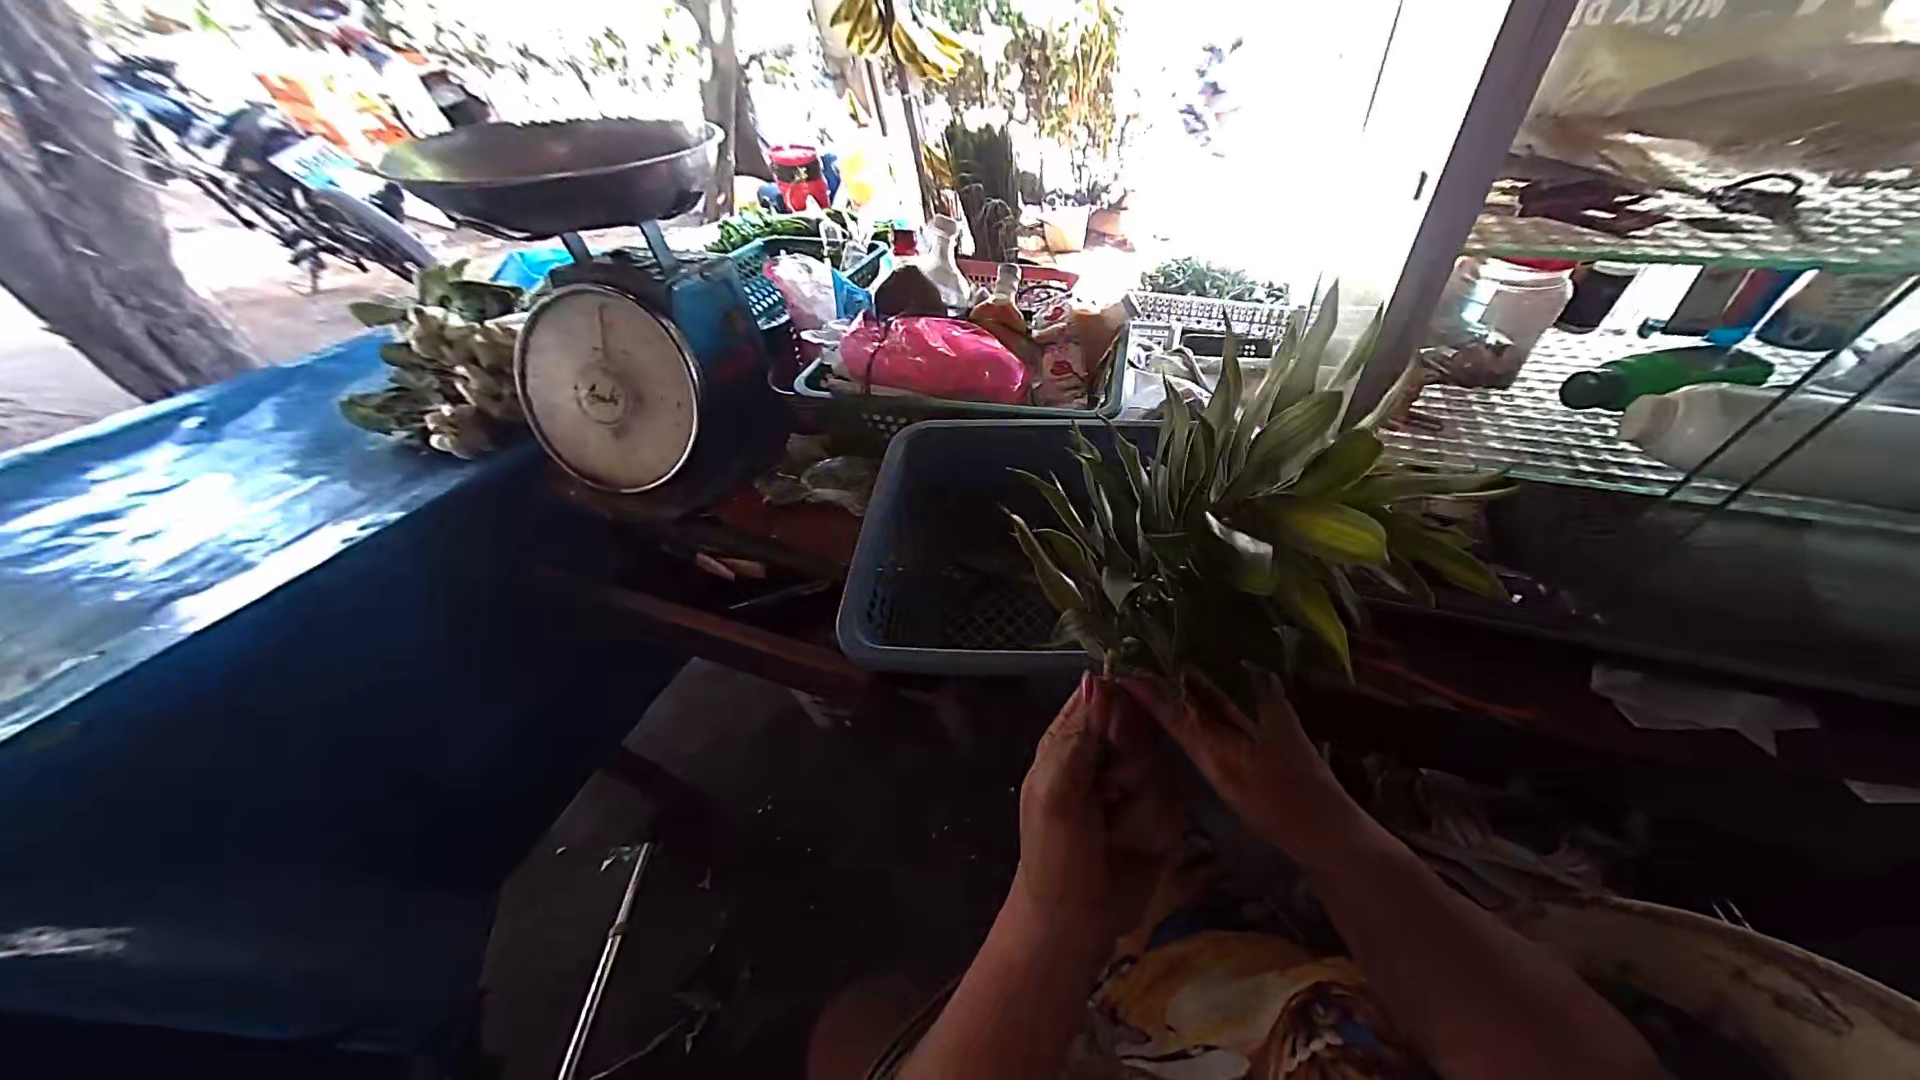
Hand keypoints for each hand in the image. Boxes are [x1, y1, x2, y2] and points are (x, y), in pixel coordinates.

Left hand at [1013, 674, 1181, 947]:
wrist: (1079, 921)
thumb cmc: (1055, 853)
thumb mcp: (1056, 790)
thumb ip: (1079, 735)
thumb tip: (1096, 678)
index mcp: (1069, 738)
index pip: (1103, 693)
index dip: (1122, 702)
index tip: (1124, 731)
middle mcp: (1104, 752)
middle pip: (1143, 726)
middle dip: (1132, 764)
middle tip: (1108, 792)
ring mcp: (1135, 781)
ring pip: (1162, 765)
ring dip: (1140, 803)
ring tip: (1114, 827)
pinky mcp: (1160, 810)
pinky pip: (1176, 801)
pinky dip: (1155, 825)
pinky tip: (1134, 842)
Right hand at [1118, 672, 1360, 867]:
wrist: (1325, 832)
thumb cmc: (1272, 796)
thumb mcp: (1217, 756)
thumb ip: (1176, 715)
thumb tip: (1135, 679)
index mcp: (1245, 681)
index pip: (1185, 662)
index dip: (1148, 663)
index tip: (1114, 665)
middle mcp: (1249, 680)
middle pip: (1191, 669)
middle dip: (1154, 672)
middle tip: (1114, 677)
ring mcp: (1252, 699)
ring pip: (1197, 684)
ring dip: (1166, 687)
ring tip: (1128, 687)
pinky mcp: (1251, 718)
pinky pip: (1208, 701)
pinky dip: (1185, 703)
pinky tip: (1162, 708)